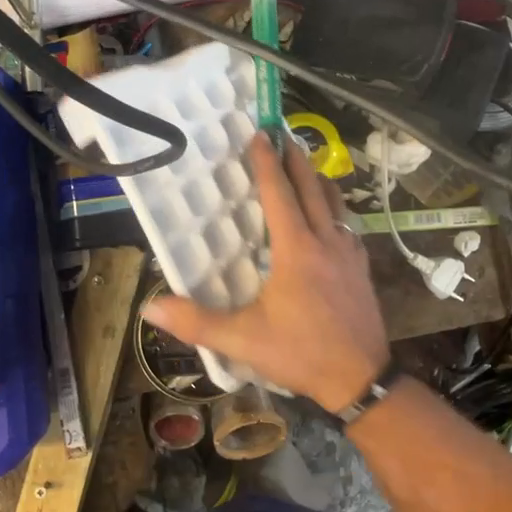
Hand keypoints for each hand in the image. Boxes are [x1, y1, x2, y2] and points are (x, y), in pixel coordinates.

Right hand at [140, 136, 389, 412]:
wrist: (361, 378)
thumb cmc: (300, 354)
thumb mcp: (243, 340)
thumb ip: (197, 322)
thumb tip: (150, 308)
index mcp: (296, 249)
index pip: (279, 194)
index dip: (267, 163)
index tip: (260, 135)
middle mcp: (326, 241)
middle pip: (312, 188)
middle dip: (296, 159)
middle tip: (283, 134)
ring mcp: (349, 253)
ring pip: (336, 203)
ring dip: (318, 179)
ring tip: (306, 165)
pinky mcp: (361, 268)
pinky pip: (348, 224)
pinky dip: (336, 208)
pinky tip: (331, 217)